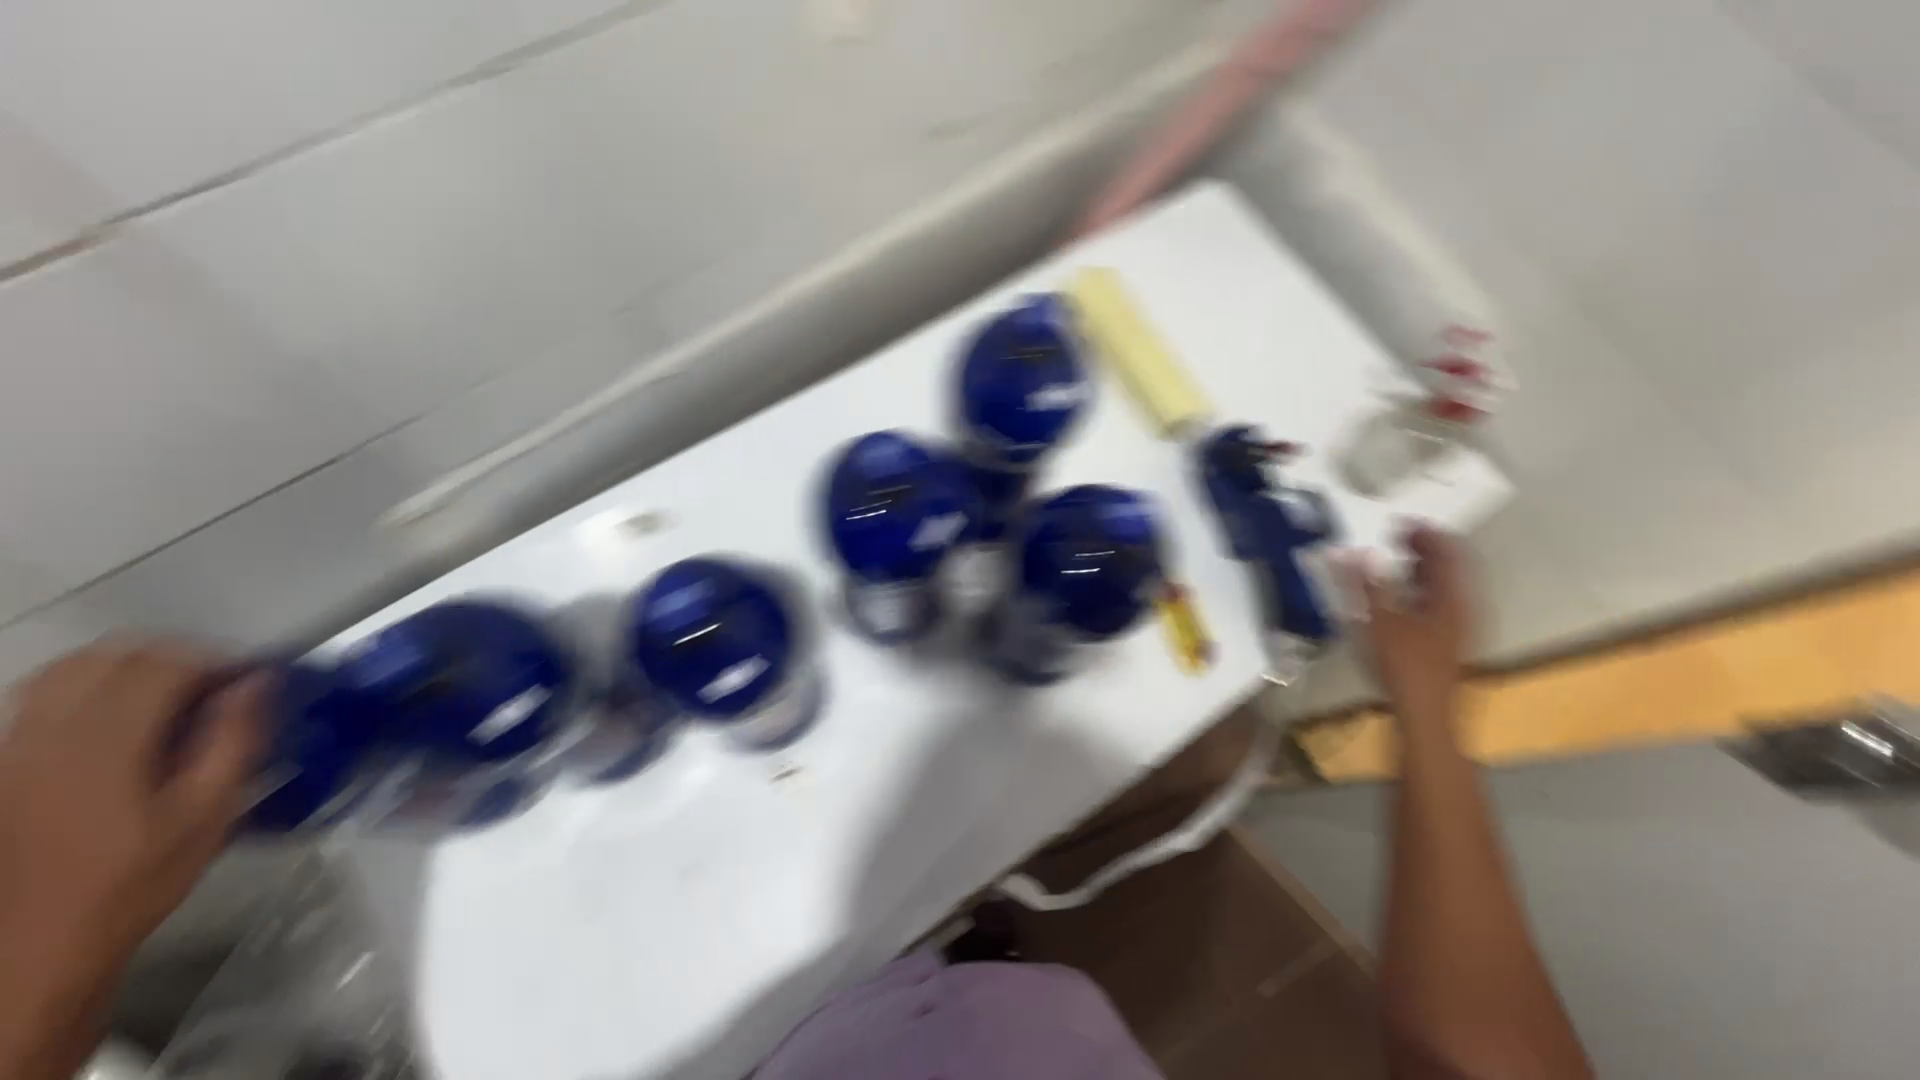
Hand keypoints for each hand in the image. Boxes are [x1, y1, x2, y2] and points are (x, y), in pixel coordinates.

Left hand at [0, 642, 266, 1055]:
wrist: (38, 942)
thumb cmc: (137, 880)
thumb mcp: (208, 814)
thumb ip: (235, 739)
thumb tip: (258, 682)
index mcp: (106, 742)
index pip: (165, 664)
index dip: (216, 661)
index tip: (252, 681)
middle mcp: (50, 731)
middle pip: (113, 655)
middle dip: (173, 657)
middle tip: (216, 686)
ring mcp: (15, 746)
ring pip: (69, 668)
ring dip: (128, 668)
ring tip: (170, 696)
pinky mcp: (2, 763)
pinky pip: (42, 697)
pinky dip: (90, 688)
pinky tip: (121, 720)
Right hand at [1343, 526, 1473, 723]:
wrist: (1426, 715)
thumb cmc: (1405, 665)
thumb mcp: (1379, 620)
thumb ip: (1363, 584)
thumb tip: (1349, 552)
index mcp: (1454, 597)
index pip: (1448, 551)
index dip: (1426, 533)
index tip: (1400, 523)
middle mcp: (1463, 608)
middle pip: (1449, 568)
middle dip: (1422, 550)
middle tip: (1395, 539)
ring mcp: (1459, 628)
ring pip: (1443, 588)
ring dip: (1419, 571)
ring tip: (1393, 563)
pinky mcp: (1447, 643)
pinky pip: (1437, 605)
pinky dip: (1418, 592)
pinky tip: (1397, 600)